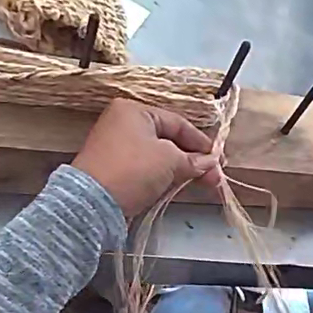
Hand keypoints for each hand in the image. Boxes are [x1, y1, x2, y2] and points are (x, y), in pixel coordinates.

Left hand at [72, 99, 220, 216]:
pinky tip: (177, 185)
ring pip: (158, 155)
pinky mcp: (113, 168)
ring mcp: (116, 146)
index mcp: (135, 110)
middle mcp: (123, 123)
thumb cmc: (134, 170)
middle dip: (194, 159)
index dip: (202, 143)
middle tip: (214, 177)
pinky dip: (163, 175)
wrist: (93, 202)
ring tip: (200, 182)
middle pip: (169, 139)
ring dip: (180, 168)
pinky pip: (145, 167)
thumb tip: (211, 163)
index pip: (178, 123)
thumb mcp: (170, 160)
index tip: (219, 161)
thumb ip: (194, 161)